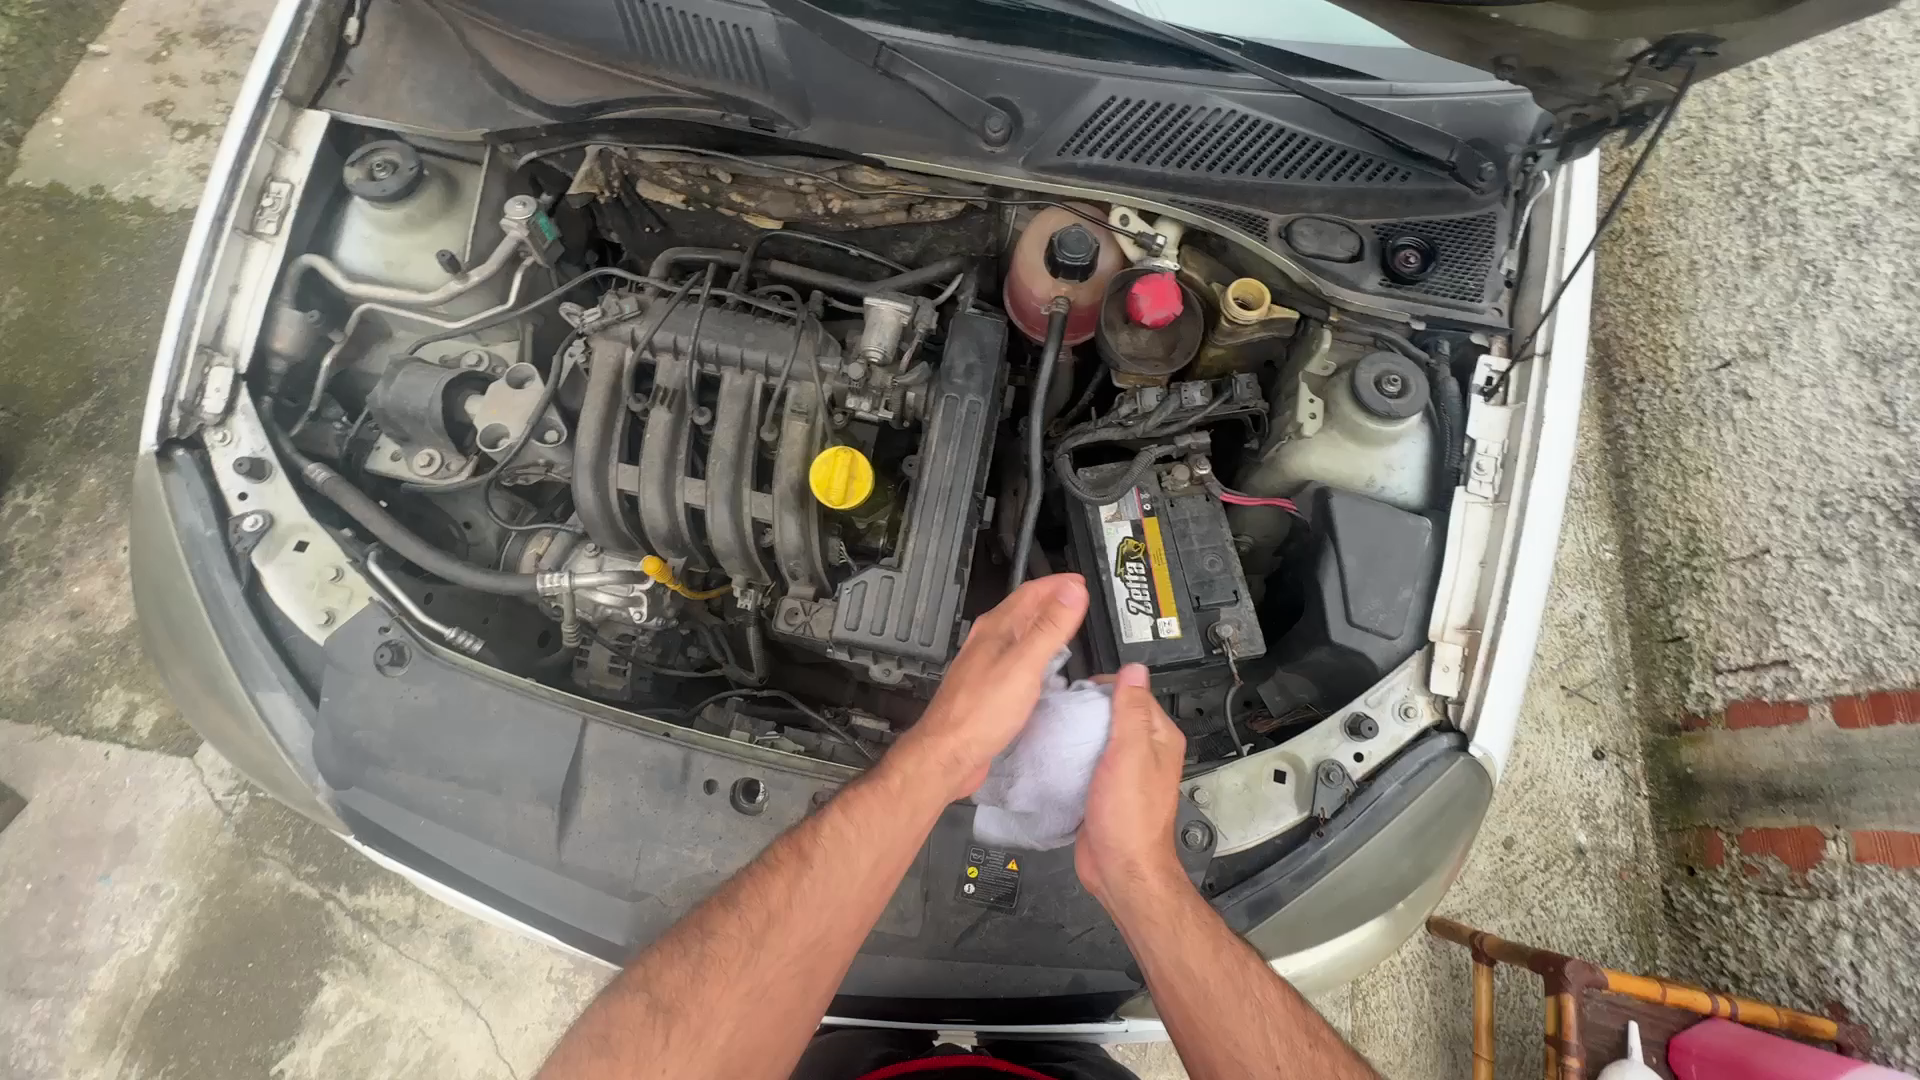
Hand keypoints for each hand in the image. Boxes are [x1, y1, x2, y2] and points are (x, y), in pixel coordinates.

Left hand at [888, 574, 1087, 802]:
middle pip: (1023, 611)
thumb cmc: (979, 713)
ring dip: (1043, 626)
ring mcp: (986, 664)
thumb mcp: (1024, 665)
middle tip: (1077, 600)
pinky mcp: (988, 687)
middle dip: (1052, 601)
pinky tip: (1043, 667)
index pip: (1030, 593)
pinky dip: (1036, 653)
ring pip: (1019, 635)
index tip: (1080, 582)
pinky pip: (1016, 659)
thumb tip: (1071, 591)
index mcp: (995, 629)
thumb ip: (1050, 627)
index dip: (1058, 584)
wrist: (948, 754)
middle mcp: (988, 642)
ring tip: (1065, 628)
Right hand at [1076, 664, 1189, 906]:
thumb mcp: (1131, 752)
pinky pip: (1086, 760)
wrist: (1120, 868)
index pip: (1134, 693)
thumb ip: (1131, 710)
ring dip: (1077, 730)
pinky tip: (1055, 752)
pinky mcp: (1104, 787)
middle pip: (1113, 713)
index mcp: (1160, 738)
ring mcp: (1124, 770)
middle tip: (1061, 705)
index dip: (1105, 685)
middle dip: (1087, 707)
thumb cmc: (1131, 816)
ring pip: (1097, 736)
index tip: (1078, 686)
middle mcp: (1146, 751)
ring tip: (1054, 724)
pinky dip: (1072, 754)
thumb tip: (1134, 670)